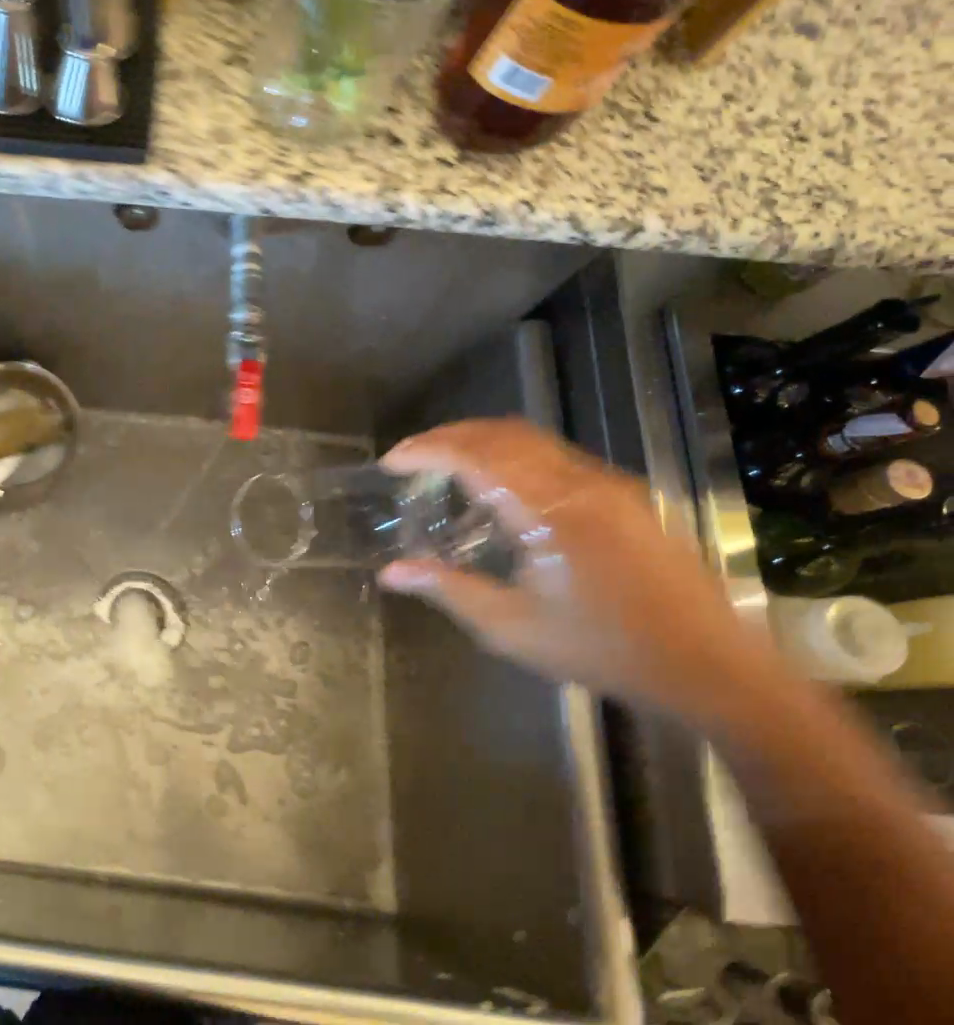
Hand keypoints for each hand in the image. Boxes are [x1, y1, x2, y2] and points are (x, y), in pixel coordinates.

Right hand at [377, 418, 784, 729]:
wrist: (710, 666)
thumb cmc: (604, 649)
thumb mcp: (512, 626)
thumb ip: (448, 589)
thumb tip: (391, 572)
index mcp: (551, 511)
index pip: (476, 457)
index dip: (427, 451)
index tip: (391, 463)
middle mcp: (582, 485)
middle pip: (504, 435)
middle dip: (449, 437)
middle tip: (410, 456)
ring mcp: (610, 487)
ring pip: (533, 440)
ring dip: (482, 442)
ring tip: (443, 464)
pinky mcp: (626, 498)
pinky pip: (556, 457)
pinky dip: (512, 456)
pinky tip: (497, 486)